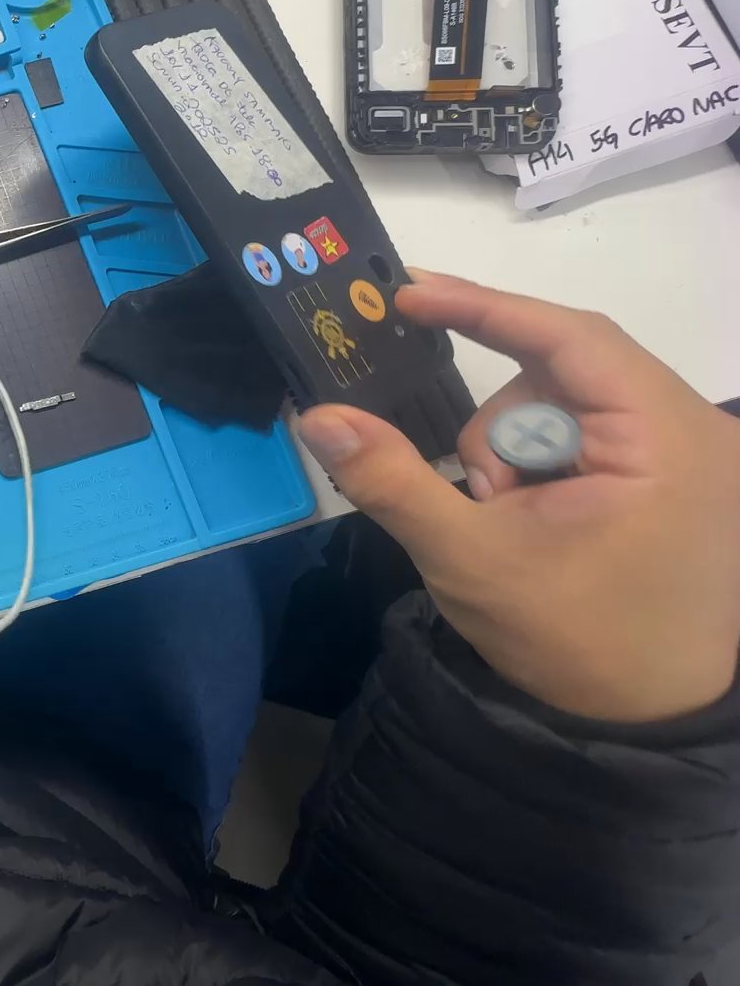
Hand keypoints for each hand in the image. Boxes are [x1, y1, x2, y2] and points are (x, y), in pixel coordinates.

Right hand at [297, 272, 739, 722]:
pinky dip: (516, 465)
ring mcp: (669, 454)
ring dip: (499, 454)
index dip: (486, 308)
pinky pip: (558, 435)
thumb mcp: (465, 554)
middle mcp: (686, 432)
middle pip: (553, 376)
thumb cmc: (567, 633)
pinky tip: (518, 514)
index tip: (406, 294)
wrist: (629, 709)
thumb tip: (316, 416)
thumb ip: (389, 480)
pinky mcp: (647, 473)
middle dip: (492, 432)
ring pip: (545, 407)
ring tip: (504, 521)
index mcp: (670, 442)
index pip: (574, 341)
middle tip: (474, 494)